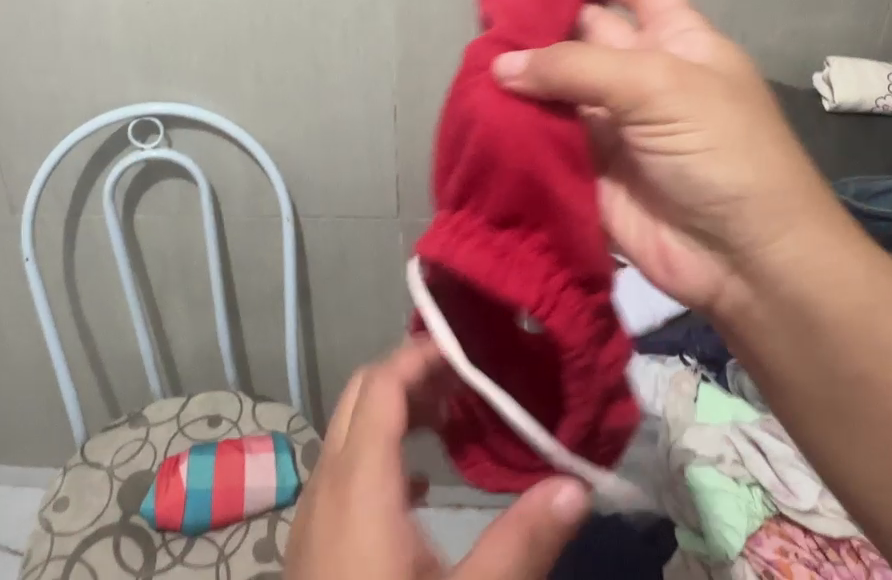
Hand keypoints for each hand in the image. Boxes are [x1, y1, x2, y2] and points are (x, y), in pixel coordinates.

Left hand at [286, 339, 590, 579]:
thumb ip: (522, 543)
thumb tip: (577, 485)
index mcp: (359, 483)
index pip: (383, 384)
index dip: (422, 356)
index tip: (471, 348)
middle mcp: (327, 482)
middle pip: (361, 396)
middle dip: (412, 375)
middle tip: (472, 378)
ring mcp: (314, 512)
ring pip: (350, 430)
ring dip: (397, 412)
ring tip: (455, 418)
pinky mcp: (314, 542)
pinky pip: (345, 468)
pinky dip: (382, 452)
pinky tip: (422, 481)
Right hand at [491, 0, 849, 316]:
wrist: (742, 257)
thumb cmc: (720, 151)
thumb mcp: (658, 87)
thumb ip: (575, 68)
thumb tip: (500, 64)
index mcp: (679, 44)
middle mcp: (643, 79)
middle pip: (586, 38)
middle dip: (544, 24)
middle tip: (488, 13)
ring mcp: (614, 126)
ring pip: (558, 89)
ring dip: (522, 76)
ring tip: (472, 57)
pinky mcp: (588, 170)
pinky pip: (546, 138)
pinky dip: (517, 125)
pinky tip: (479, 108)